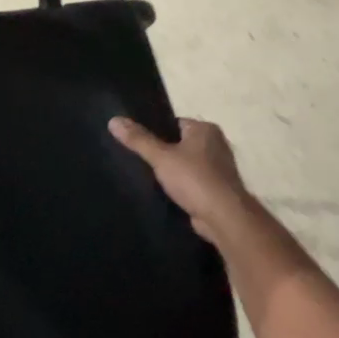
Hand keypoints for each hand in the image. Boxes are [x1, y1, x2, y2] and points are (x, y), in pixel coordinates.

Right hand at [109, 117, 252, 250]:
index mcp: (206, 130)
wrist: (224, 218)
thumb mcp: (161, 157)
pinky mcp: (215, 189)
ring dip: (170, 172)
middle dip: (161, 153)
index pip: (173, 123)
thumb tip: (114, 120)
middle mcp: (215, 145)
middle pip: (179, 143)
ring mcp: (218, 168)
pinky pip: (191, 182)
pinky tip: (162, 193)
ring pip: (185, 165)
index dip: (154, 132)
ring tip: (146, 177)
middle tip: (136, 160)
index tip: (136, 142)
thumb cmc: (195, 179)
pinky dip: (179, 187)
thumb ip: (138, 140)